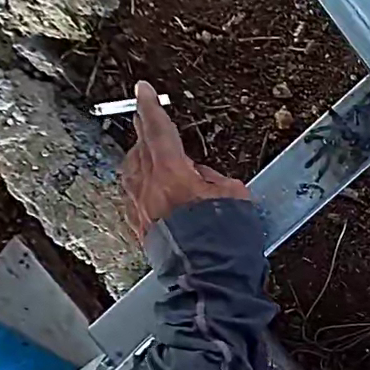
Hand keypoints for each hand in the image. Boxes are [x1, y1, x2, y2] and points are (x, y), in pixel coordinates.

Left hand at [120, 80, 249, 240]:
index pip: (158, 130)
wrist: (209, 280)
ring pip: (133, 170)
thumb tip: (200, 178)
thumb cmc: (225, 239)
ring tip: (150, 151)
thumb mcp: (236, 196)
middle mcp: (149, 187)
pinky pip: (134, 194)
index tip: (142, 89)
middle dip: (144, 129)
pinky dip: (142, 182)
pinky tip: (151, 186)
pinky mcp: (140, 227)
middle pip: (141, 148)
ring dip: (141, 156)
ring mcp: (140, 209)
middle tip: (146, 115)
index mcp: (172, 173)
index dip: (150, 106)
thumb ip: (215, 178)